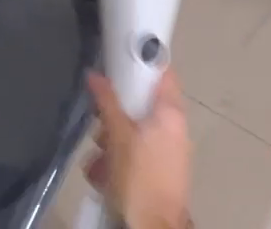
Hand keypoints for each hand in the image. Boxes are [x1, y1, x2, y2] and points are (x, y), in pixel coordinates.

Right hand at [86, 68, 192, 228]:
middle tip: (100, 123)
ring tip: (99, 155)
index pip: (162, 69)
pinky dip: (120, 157)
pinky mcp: (162, 169)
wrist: (153, 227)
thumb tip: (94, 74)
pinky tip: (104, 172)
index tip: (120, 59)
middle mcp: (175, 126)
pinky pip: (138, 151)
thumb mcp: (117, 136)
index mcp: (171, 111)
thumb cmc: (139, 177)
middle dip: (116, 111)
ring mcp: (170, 149)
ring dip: (112, 138)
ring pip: (136, 129)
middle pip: (142, 102)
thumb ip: (107, 102)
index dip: (142, 60)